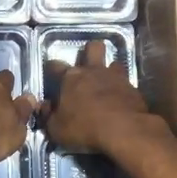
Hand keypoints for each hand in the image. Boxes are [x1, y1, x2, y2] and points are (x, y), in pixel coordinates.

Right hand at [45, 39, 160, 155]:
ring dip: (110, 70)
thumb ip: (48, 115)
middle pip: (93, 47)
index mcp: (71, 78)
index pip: (55, 65)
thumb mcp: (57, 129)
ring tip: (107, 83)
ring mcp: (115, 77)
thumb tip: (44, 106)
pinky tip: (121, 100)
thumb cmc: (85, 128)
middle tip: (87, 65)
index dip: (52, 69)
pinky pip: (126, 83)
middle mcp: (93, 71)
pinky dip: (122, 89)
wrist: (124, 129)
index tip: (51, 75)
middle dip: (90, 52)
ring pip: (114, 62)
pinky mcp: (132, 88)